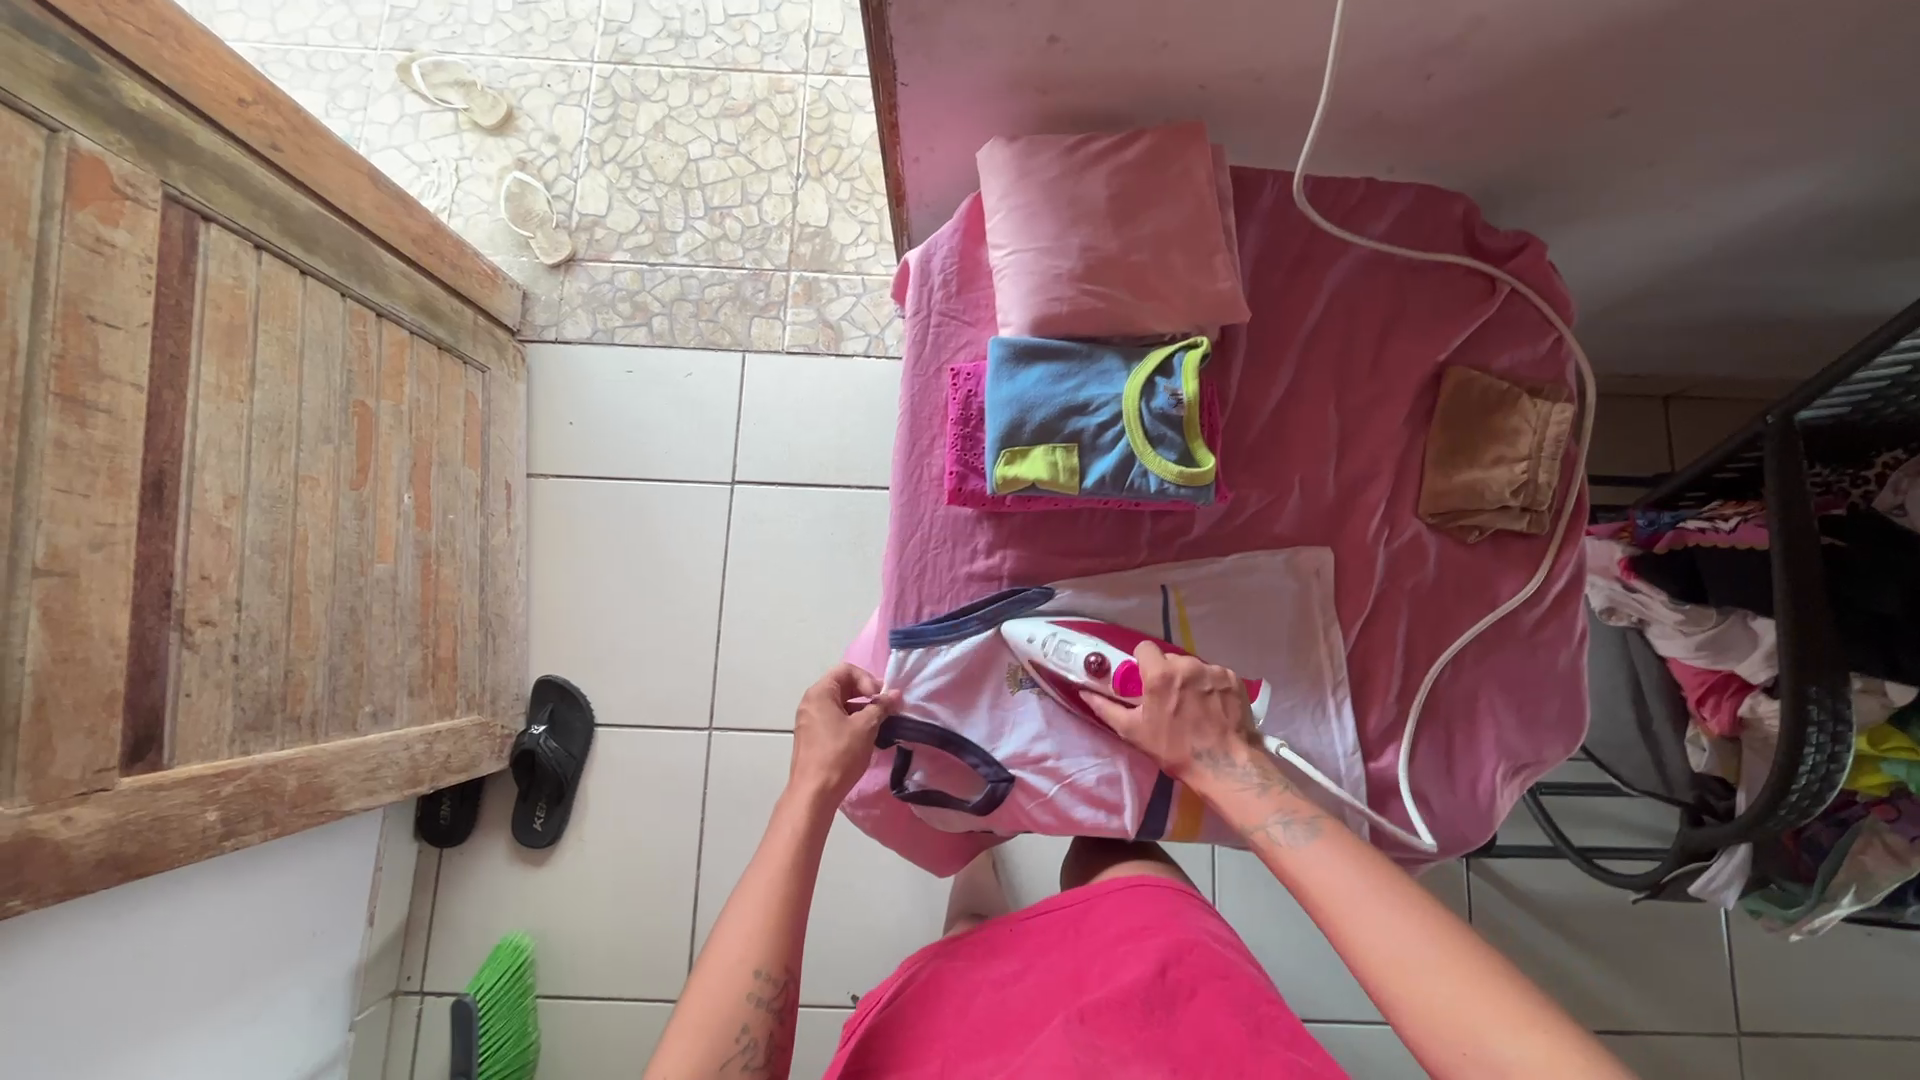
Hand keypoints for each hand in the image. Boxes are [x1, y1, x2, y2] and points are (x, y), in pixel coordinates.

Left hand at [789, 664, 897, 804]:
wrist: (814, 794)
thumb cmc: (839, 755)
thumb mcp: (865, 728)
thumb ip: (881, 707)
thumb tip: (896, 694)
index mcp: (819, 693)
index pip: (846, 670)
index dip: (867, 679)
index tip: (881, 698)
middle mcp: (811, 702)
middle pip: (843, 686)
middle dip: (867, 694)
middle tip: (886, 708)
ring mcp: (810, 721)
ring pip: (840, 704)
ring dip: (862, 709)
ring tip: (880, 723)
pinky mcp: (813, 737)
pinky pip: (835, 720)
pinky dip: (852, 722)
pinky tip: (866, 737)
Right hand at [1079, 641, 1263, 782]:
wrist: (1226, 767)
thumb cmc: (1175, 749)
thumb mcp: (1134, 731)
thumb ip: (1106, 708)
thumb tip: (1086, 693)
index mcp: (1161, 674)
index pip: (1145, 648)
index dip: (1142, 662)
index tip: (1144, 680)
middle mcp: (1188, 665)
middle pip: (1170, 659)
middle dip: (1167, 674)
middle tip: (1169, 698)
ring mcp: (1214, 671)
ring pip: (1193, 667)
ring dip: (1190, 680)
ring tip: (1194, 705)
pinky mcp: (1234, 679)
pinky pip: (1215, 675)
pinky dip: (1211, 686)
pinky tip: (1213, 706)